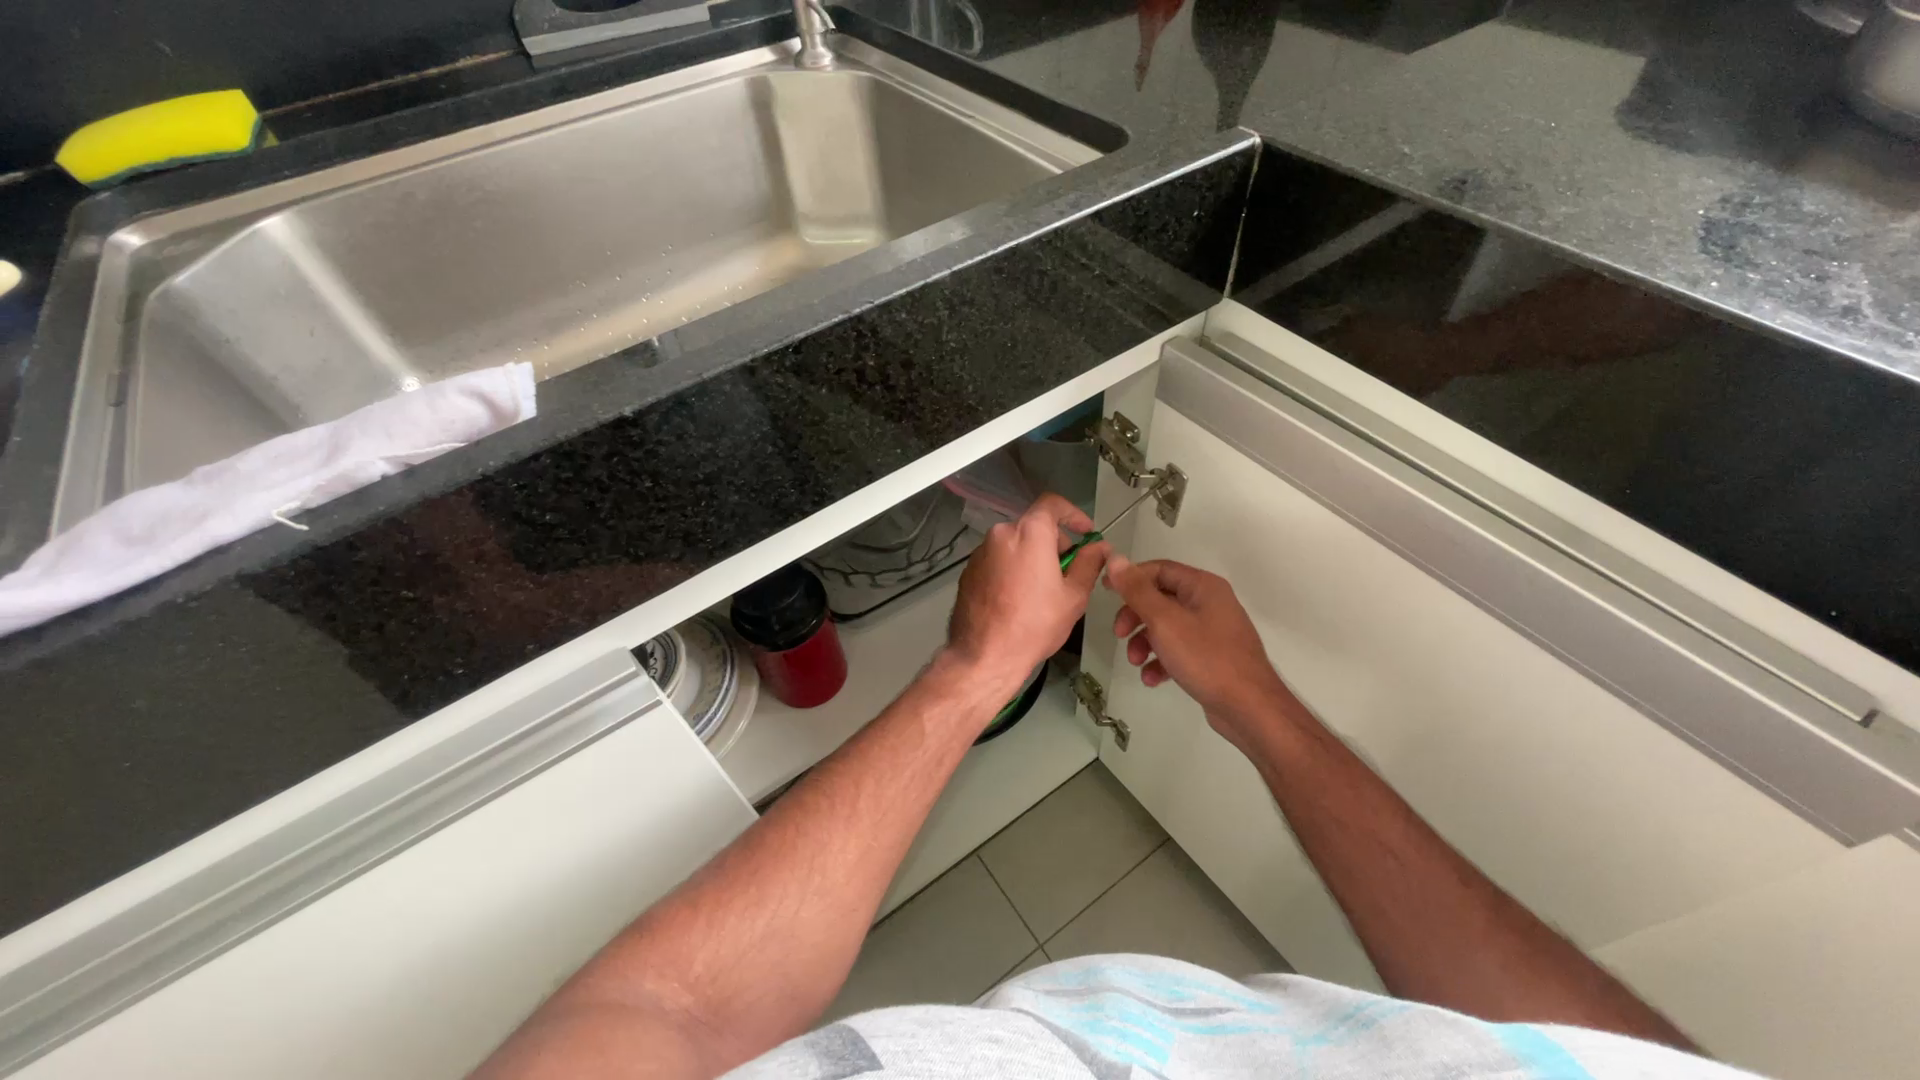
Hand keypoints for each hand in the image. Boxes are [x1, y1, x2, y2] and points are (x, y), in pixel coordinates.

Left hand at [947, 494, 1108, 693]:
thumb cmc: (1034, 625)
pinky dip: (1012, 569)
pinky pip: (998, 559)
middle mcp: (1000, 534)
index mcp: (1029, 533)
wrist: (984, 655)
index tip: (1085, 533)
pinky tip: (1018, 598)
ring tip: (1043, 591)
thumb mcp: (1073, 596)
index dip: (1073, 514)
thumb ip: (1089, 563)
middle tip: (1067, 572)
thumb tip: (1100, 546)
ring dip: (1032, 557)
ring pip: (1014, 544)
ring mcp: (980, 552)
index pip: (1052, 503)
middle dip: (1054, 543)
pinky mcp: (968, 570)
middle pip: (1033, 526)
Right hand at [1105, 556, 1293, 751]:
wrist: (1248, 707)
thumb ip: (1137, 590)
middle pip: (1160, 599)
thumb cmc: (1206, 657)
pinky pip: (1179, 650)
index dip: (1130, 578)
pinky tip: (1152, 679)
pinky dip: (1162, 661)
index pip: (1159, 569)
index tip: (1105, 593)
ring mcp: (1212, 631)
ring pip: (1167, 627)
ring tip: (1135, 662)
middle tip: (1119, 634)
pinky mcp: (1212, 657)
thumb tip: (1115, 560)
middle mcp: (1210, 603)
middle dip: (1135, 617)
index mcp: (1202, 587)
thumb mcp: (1164, 621)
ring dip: (1145, 642)